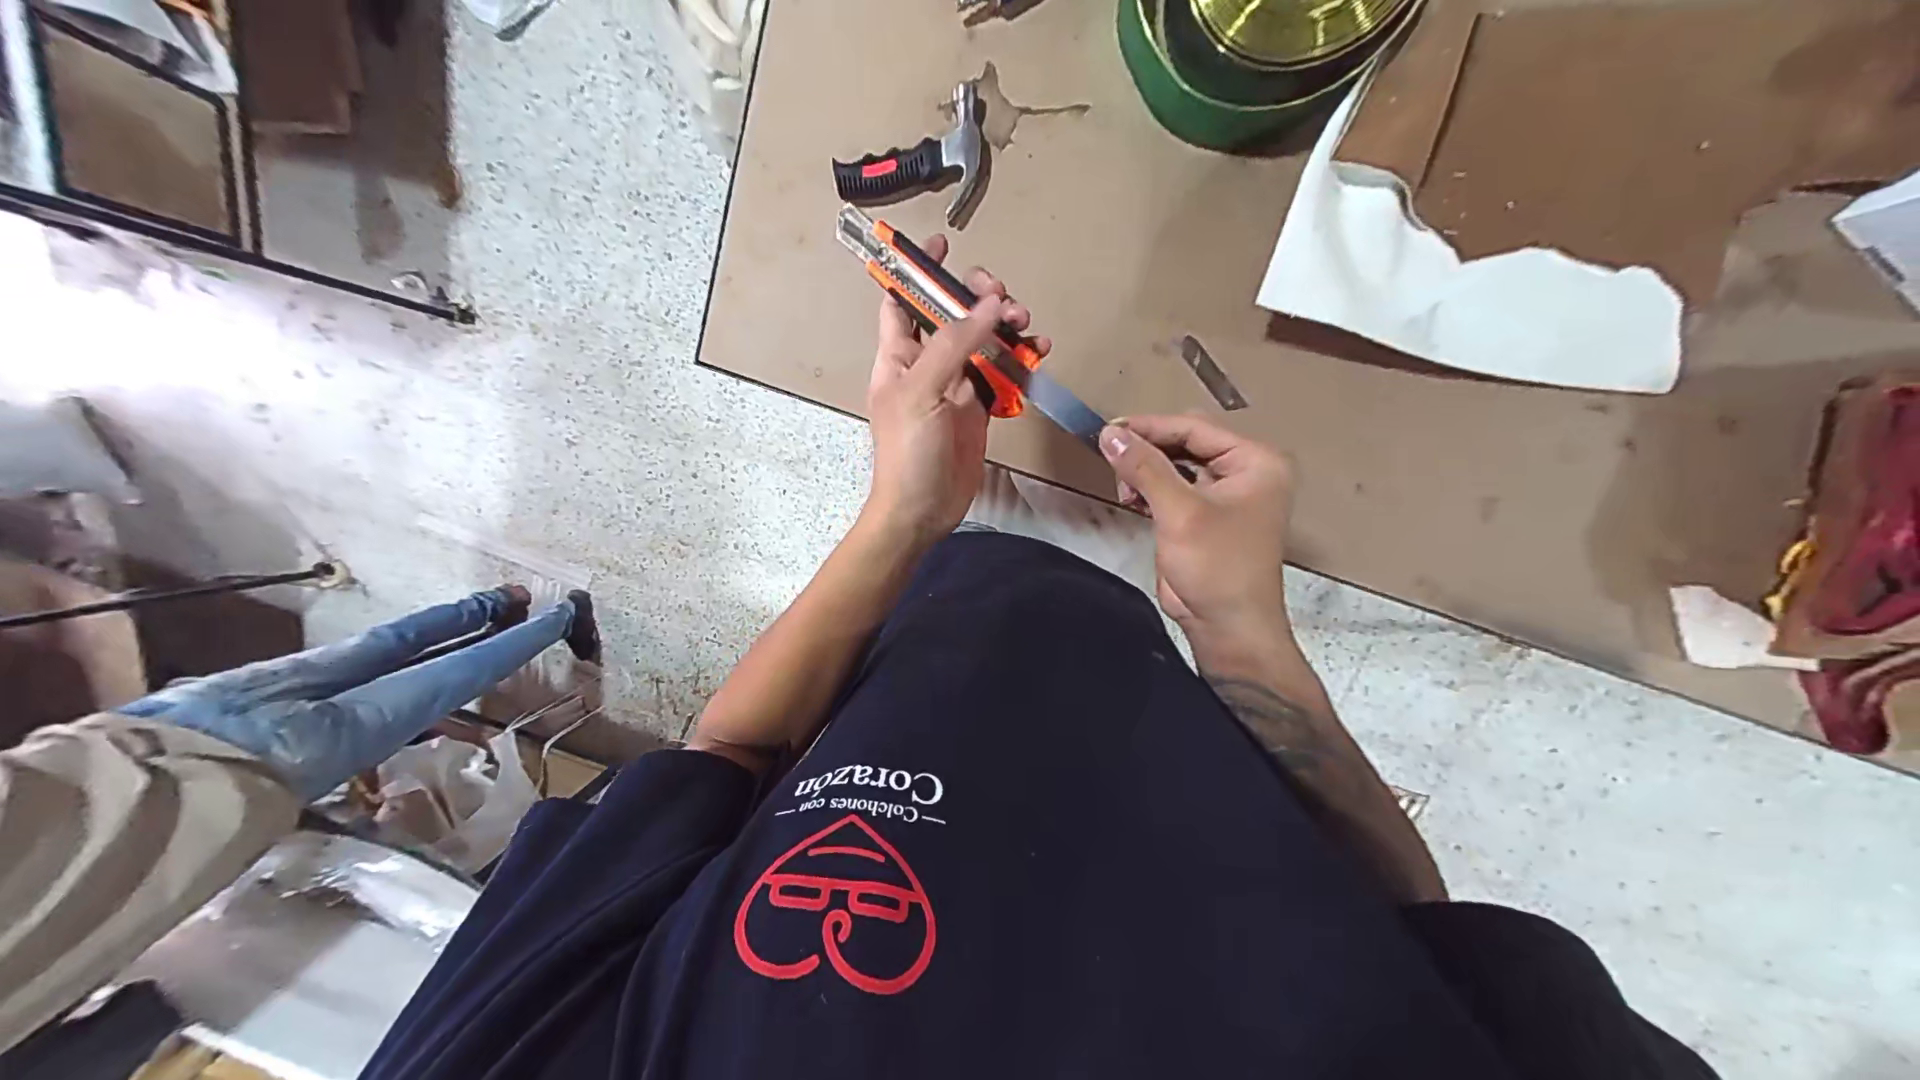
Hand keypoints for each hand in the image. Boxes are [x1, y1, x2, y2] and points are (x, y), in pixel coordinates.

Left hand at [864, 235, 1048, 545]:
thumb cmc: (908, 454)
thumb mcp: (921, 392)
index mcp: (900, 355)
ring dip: (1006, 325)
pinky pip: (1004, 372)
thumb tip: (986, 305)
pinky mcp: (981, 406)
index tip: (942, 244)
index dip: (918, 270)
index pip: (904, 299)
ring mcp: (956, 384)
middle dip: (978, 296)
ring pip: (984, 339)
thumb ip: (953, 345)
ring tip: (1026, 324)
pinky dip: (1021, 359)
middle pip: (954, 313)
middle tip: (1003, 297)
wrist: (923, 509)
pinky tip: (1038, 352)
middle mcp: (928, 363)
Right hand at [1099, 415, 1296, 657]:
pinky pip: (1173, 487)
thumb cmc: (1216, 567)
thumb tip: (1109, 434)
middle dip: (1147, 448)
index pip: (1195, 429)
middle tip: (1109, 453)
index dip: (1150, 427)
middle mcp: (1245, 471)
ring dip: (1145, 470)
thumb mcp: (1179, 512)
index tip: (1108, 430)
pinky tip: (1131, 497)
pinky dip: (1149, 489)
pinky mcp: (1204, 515)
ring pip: (1176, 464)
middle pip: (1186, 443)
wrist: (1228, 626)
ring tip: (1123, 485)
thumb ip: (1145, 468)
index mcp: (1256, 462)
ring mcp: (1225, 494)